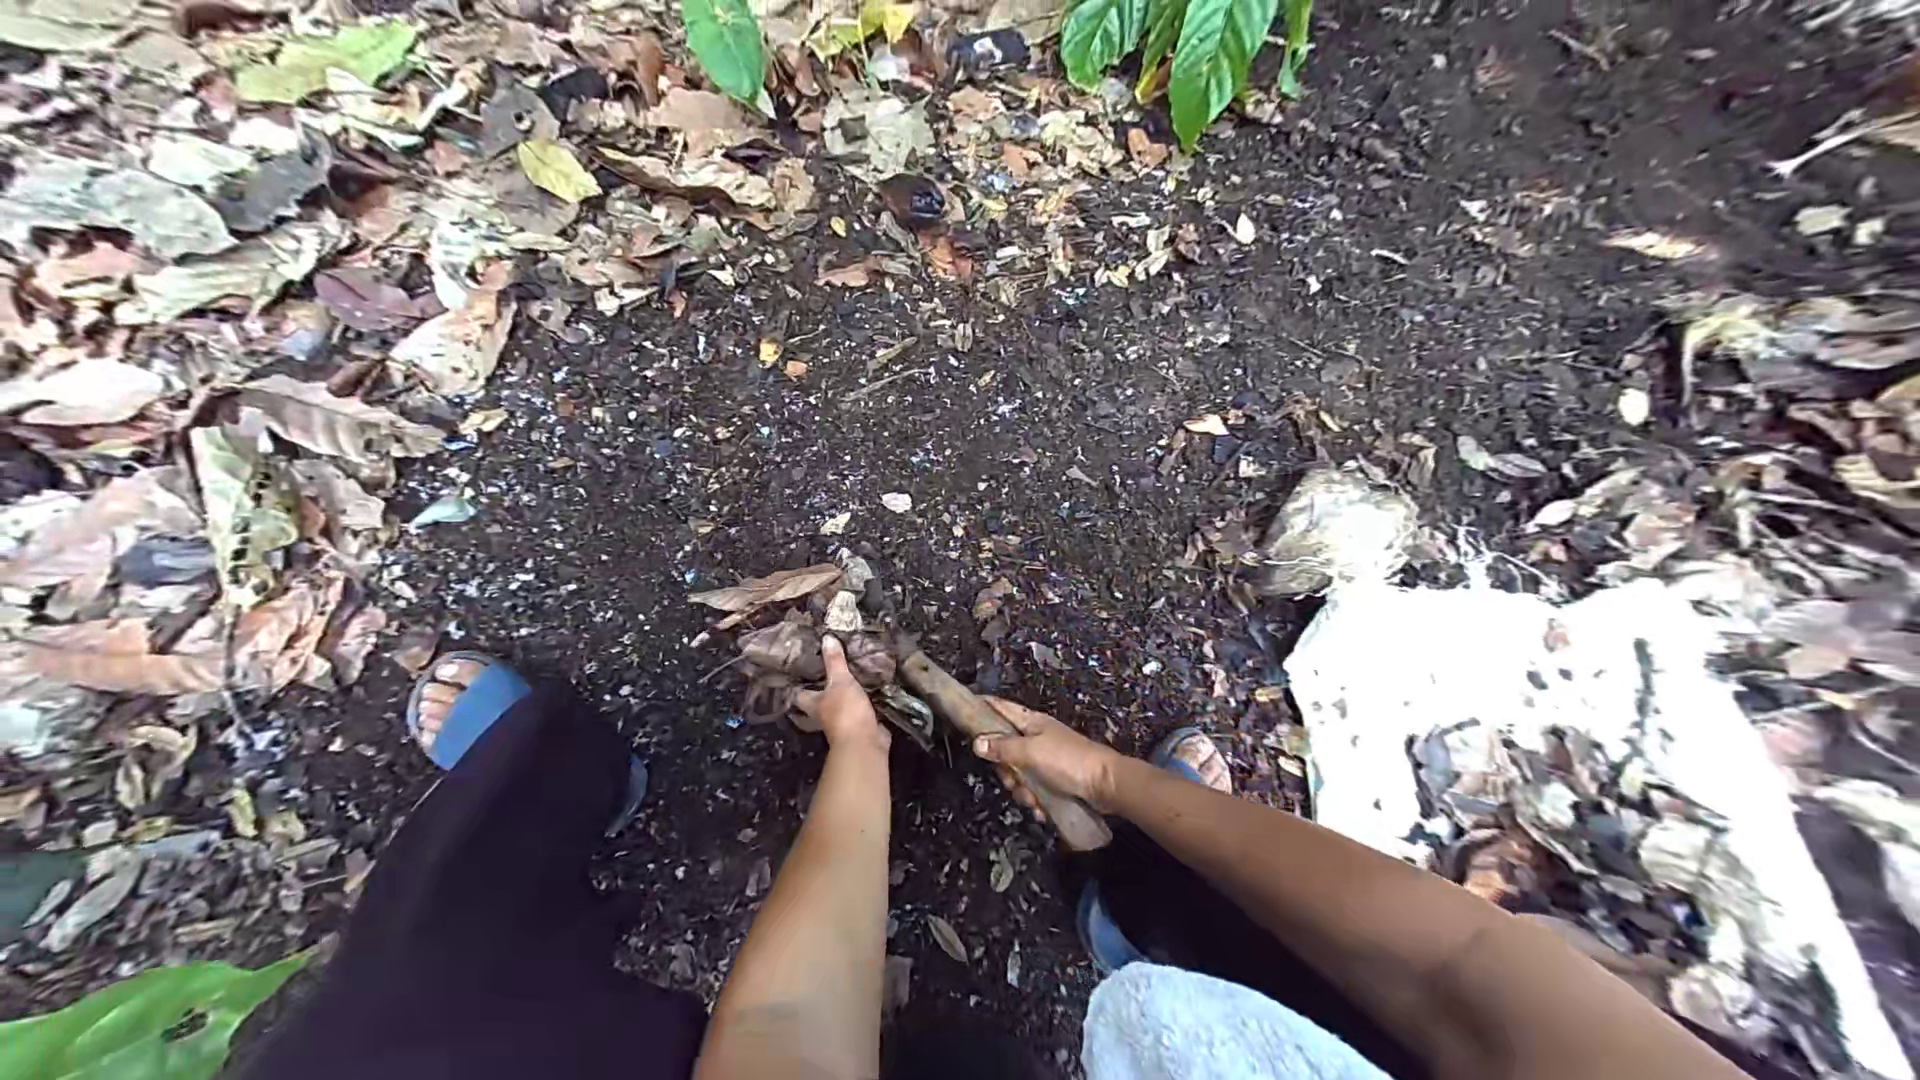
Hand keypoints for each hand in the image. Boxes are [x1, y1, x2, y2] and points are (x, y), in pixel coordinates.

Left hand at [795, 635, 889, 751]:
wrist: (864, 742)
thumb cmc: (845, 710)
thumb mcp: (840, 681)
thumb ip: (834, 661)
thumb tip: (826, 637)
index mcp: (813, 704)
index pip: (798, 694)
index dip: (796, 685)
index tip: (798, 672)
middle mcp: (823, 715)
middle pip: (815, 704)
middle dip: (818, 693)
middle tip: (824, 675)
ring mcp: (840, 723)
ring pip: (835, 709)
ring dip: (840, 699)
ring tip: (847, 680)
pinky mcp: (858, 727)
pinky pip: (856, 713)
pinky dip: (859, 706)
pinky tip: (866, 694)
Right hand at [972, 698, 1126, 815]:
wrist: (1107, 785)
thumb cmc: (1068, 761)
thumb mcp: (1031, 753)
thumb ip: (1003, 748)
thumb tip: (976, 742)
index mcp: (1031, 722)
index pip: (1000, 708)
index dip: (983, 707)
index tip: (964, 714)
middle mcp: (1036, 737)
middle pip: (1005, 750)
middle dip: (1007, 771)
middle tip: (1013, 781)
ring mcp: (1046, 758)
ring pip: (1019, 773)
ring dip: (1023, 791)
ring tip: (1034, 801)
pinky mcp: (1055, 778)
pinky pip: (1034, 788)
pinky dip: (1037, 800)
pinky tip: (1043, 809)